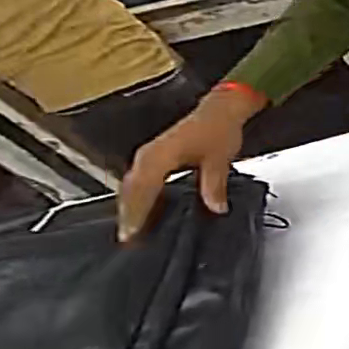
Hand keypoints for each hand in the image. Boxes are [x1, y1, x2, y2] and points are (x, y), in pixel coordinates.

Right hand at [116, 86, 264, 241]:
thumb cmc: (218, 130)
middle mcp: (146, 156)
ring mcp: (148, 155)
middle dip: (128, 213)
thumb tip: (216, 208)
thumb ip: (214, 185)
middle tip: (128, 237)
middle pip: (130, 191)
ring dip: (131, 205)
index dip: (136, 213)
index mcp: (157, 158)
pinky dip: (140, 195)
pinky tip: (148, 207)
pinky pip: (141, 180)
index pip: (142, 191)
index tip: (131, 233)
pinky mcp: (155, 156)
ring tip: (134, 227)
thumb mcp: (219, 159)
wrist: (220, 110)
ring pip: (132, 186)